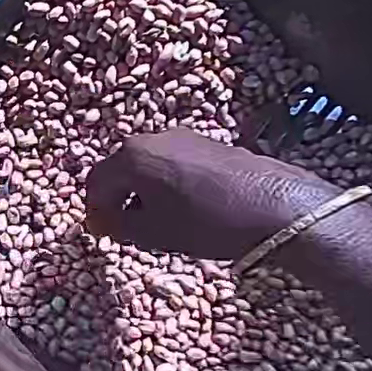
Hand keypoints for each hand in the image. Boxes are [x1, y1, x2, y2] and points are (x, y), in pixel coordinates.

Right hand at [85, 129, 339, 259]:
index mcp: (132, 156)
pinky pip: (172, 161)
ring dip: (142, 191)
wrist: (276, 207)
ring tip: (157, 221)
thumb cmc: (207, 222)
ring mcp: (183, 136)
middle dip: (118, 198)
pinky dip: (166, 183)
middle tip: (125, 228)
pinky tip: (184, 207)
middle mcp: (153, 137)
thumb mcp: (154, 234)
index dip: (95, 210)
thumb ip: (119, 226)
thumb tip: (104, 221)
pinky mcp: (208, 142)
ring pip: (147, 164)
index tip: (102, 232)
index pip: (97, 182)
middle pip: (121, 169)